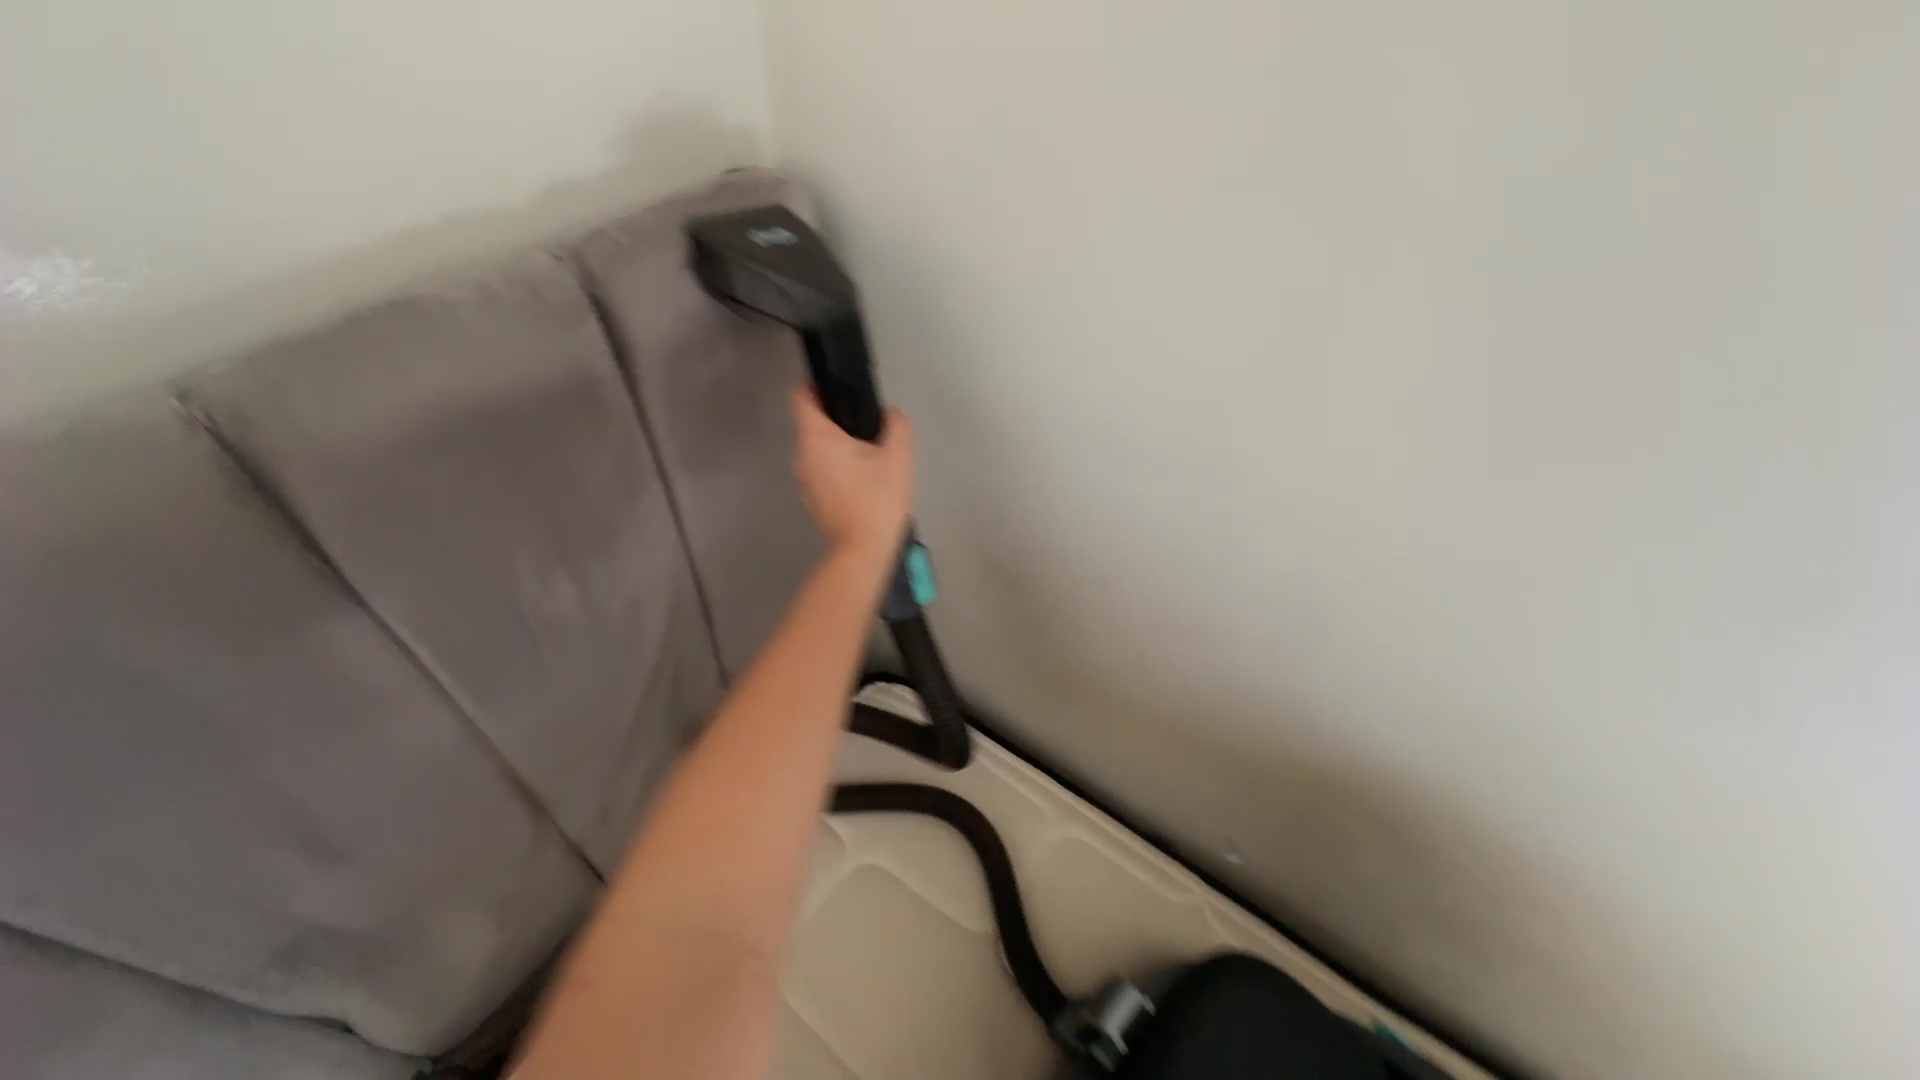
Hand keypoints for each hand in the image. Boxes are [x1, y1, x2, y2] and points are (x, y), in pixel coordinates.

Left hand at [790, 387, 915, 558]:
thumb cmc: (877, 499)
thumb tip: (889, 415)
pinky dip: (840, 469)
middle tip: (869, 423)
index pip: (801, 396)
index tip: (838, 385)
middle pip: (813, 424)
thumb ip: (896, 424)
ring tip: (872, 453)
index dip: (816, 384)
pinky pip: (824, 473)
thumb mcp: (898, 456)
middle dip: (838, 419)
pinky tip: (866, 480)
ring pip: (819, 451)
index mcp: (816, 438)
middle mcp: (802, 456)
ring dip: (840, 446)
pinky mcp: (814, 501)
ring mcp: (805, 481)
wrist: (862, 551)